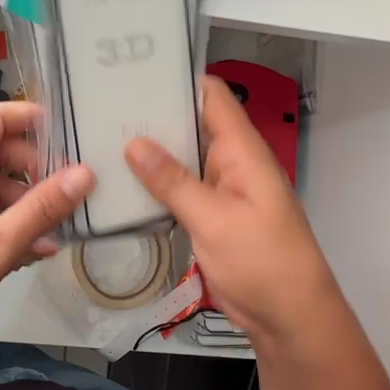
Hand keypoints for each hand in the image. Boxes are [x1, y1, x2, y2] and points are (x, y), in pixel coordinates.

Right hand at [126, 74, 345, 339]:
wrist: (289, 318)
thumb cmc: (261, 261)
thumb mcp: (213, 219)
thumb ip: (173, 180)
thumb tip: (133, 142)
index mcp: (242, 151)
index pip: (211, 96)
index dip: (177, 78)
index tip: (132, 71)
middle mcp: (232, 163)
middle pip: (192, 124)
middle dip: (154, 114)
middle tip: (101, 106)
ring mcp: (222, 191)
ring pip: (183, 159)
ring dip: (151, 151)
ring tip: (100, 138)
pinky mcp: (212, 217)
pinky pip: (181, 190)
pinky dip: (156, 184)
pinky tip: (121, 182)